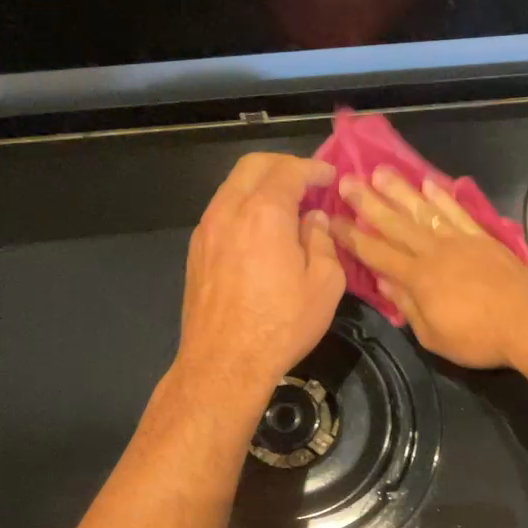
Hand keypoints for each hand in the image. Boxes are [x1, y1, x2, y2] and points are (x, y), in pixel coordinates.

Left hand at [175, 153, 342, 398]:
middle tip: (307, 181)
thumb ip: (323, 243)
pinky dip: (245, 208)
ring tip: (286, 207)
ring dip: (260, 187)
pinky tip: (262, 233)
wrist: (226, 361)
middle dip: (282, 166)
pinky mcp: (197, 251)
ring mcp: (207, 230)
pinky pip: (223, 213)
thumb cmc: (283, 324)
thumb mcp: (324, 285)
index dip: (313, 168)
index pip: (288, 171)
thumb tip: (314, 221)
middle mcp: (229, 211)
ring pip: (233, 188)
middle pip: (252, 167)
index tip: (330, 176)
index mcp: (265, 213)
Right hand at [335, 167, 527, 369]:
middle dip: (368, 203)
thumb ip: (408, 308)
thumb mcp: (434, 336)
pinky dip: (442, 197)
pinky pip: (457, 212)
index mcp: (418, 278)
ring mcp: (460, 241)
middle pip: (395, 223)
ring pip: (424, 210)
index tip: (330, 221)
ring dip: (400, 191)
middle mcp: (434, 251)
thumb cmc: (478, 338)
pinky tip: (428, 185)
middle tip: (347, 182)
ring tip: (380, 172)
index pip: (376, 253)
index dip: (351, 237)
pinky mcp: (483, 238)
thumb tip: (386, 284)